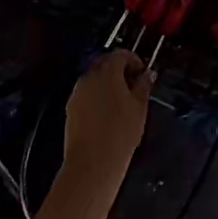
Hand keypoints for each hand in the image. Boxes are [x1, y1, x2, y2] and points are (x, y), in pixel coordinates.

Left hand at [61, 50, 150, 194]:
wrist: (92, 164)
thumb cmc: (121, 132)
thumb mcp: (140, 106)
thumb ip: (144, 85)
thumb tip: (147, 75)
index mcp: (107, 72)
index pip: (121, 54)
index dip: (135, 60)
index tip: (143, 73)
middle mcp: (88, 78)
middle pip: (105, 64)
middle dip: (120, 70)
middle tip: (134, 85)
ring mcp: (76, 94)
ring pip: (95, 80)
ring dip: (109, 84)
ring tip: (123, 101)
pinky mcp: (70, 110)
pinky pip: (87, 95)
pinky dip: (98, 97)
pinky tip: (108, 114)